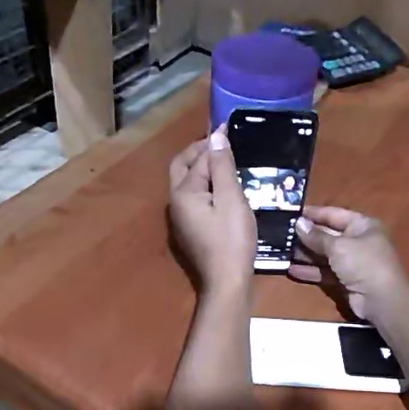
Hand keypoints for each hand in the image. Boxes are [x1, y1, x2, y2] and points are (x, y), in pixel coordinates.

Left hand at [168, 130, 255, 295]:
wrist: (227, 282)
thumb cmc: (232, 239)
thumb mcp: (232, 199)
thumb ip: (223, 166)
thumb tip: (216, 135)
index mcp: (183, 192)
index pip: (197, 158)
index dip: (214, 142)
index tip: (230, 127)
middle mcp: (175, 203)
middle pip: (182, 167)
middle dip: (199, 152)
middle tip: (222, 143)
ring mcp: (181, 219)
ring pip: (188, 184)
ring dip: (203, 169)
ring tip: (226, 162)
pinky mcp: (191, 231)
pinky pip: (195, 199)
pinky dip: (206, 186)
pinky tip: (225, 189)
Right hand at [289, 205, 408, 320]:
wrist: (381, 299)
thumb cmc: (363, 263)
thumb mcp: (338, 246)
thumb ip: (316, 236)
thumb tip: (298, 223)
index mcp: (362, 226)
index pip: (334, 214)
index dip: (314, 213)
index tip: (292, 212)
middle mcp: (358, 241)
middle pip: (328, 235)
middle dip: (306, 236)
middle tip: (282, 233)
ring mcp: (352, 262)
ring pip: (324, 255)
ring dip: (305, 254)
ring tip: (282, 250)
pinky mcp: (345, 280)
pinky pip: (325, 272)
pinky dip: (310, 271)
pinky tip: (291, 269)